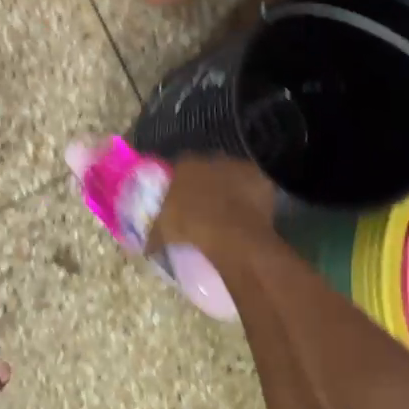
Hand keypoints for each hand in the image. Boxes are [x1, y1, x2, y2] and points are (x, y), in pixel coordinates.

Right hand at [147, 155, 276, 256]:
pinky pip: (253, 189)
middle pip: (208, 170)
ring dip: (229, 191)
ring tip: (225, 214)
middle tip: (201, 207)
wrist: (231, 234)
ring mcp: (240, 168)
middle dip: (205, 185)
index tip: (178, 200)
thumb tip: (145, 248)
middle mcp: (213, 159)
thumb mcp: (162, 233)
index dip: (179, 184)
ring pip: (232, 178)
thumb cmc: (190, 227)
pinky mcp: (262, 180)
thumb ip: (154, 234)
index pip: (179, 168)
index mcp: (185, 165)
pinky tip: (245, 216)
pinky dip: (250, 200)